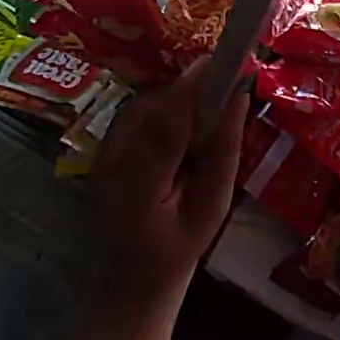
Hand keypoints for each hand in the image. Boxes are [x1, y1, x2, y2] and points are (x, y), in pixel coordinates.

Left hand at [89, 64, 249, 309]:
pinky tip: (185, 118)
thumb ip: (224, 155)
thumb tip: (238, 99)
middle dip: (188, 87)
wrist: (129, 277)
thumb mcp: (212, 209)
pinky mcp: (103, 148)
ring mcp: (100, 155)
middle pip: (151, 107)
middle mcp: (110, 164)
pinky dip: (164, 107)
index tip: (223, 63)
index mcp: (137, 189)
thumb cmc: (177, 250)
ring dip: (176, 96)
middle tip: (224, 76)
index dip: (193, 90)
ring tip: (209, 98)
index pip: (166, 126)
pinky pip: (136, 114)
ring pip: (142, 105)